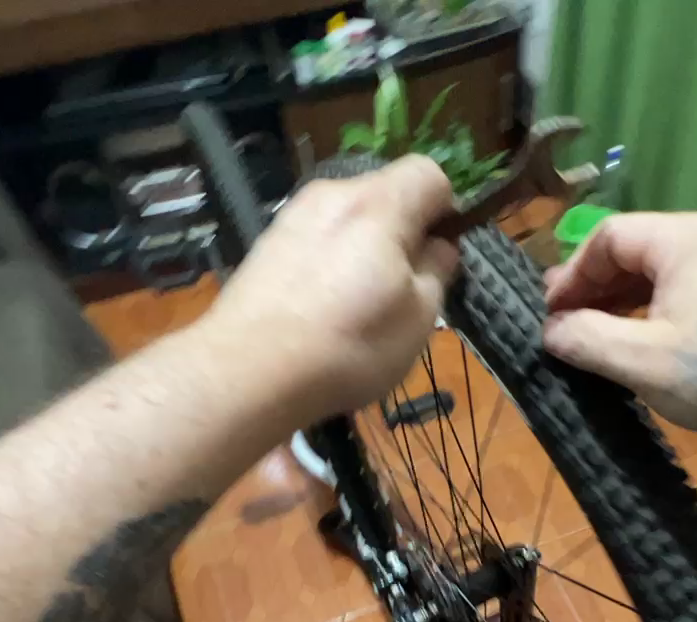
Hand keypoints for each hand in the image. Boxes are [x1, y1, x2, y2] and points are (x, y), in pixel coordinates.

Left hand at [202, 155, 459, 419]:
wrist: (249, 372)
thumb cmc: (349, 346)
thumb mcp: (418, 318)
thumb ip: (437, 272)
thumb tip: (439, 247)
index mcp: (378, 204)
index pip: (430, 174)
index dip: (447, 212)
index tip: (442, 258)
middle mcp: (332, 195)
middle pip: (386, 195)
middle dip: (404, 235)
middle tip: (403, 293)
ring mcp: (292, 216)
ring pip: (349, 220)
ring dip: (366, 252)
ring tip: (359, 308)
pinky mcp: (267, 245)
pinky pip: (317, 241)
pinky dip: (331, 265)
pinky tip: (323, 312)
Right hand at [542, 212, 696, 444]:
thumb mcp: (637, 360)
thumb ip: (584, 338)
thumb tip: (550, 330)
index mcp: (684, 238)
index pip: (609, 237)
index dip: (571, 274)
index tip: (550, 314)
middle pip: (637, 248)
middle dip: (595, 285)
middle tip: (565, 321)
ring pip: (663, 268)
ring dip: (623, 298)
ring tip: (596, 331)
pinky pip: (688, 284)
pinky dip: (655, 306)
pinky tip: (642, 336)